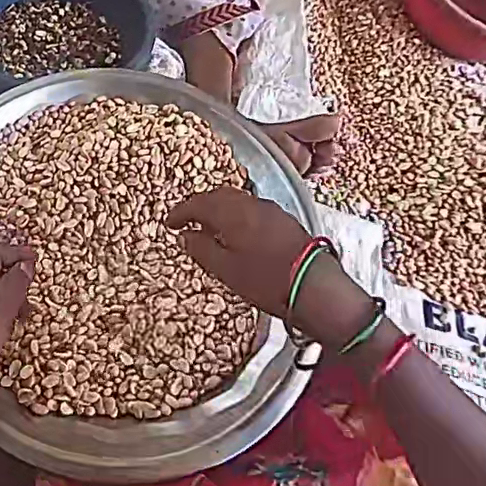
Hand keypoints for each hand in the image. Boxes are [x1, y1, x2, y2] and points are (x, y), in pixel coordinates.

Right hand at [164, 186, 309, 312]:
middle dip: (199, 206)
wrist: (316, 289)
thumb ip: (201, 248)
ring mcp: (271, 210)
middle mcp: (251, 205)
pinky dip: (237, 215)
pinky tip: (236, 232)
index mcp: (231, 213)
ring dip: (219, 209)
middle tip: (187, 221)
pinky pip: (252, 209)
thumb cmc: (265, 281)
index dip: (181, 212)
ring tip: (209, 227)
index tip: (169, 223)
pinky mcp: (285, 220)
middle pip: (218, 196)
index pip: (198, 203)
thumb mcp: (225, 269)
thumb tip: (185, 235)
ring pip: (237, 201)